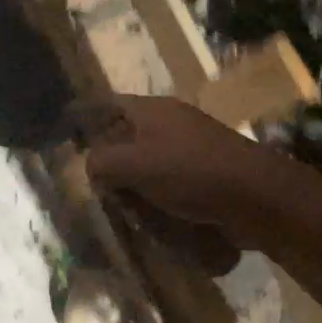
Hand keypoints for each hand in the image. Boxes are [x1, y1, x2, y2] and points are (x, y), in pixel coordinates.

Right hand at [76, 94, 255, 231]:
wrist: (257, 198)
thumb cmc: (191, 172)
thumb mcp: (134, 164)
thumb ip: (102, 162)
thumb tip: (91, 166)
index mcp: (152, 111)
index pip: (109, 103)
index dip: (86, 113)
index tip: (65, 127)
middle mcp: (170, 123)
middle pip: (126, 135)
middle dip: (108, 159)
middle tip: (91, 182)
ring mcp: (191, 149)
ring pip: (147, 163)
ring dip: (132, 184)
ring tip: (118, 206)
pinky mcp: (206, 175)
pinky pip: (169, 183)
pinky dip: (156, 198)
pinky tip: (149, 219)